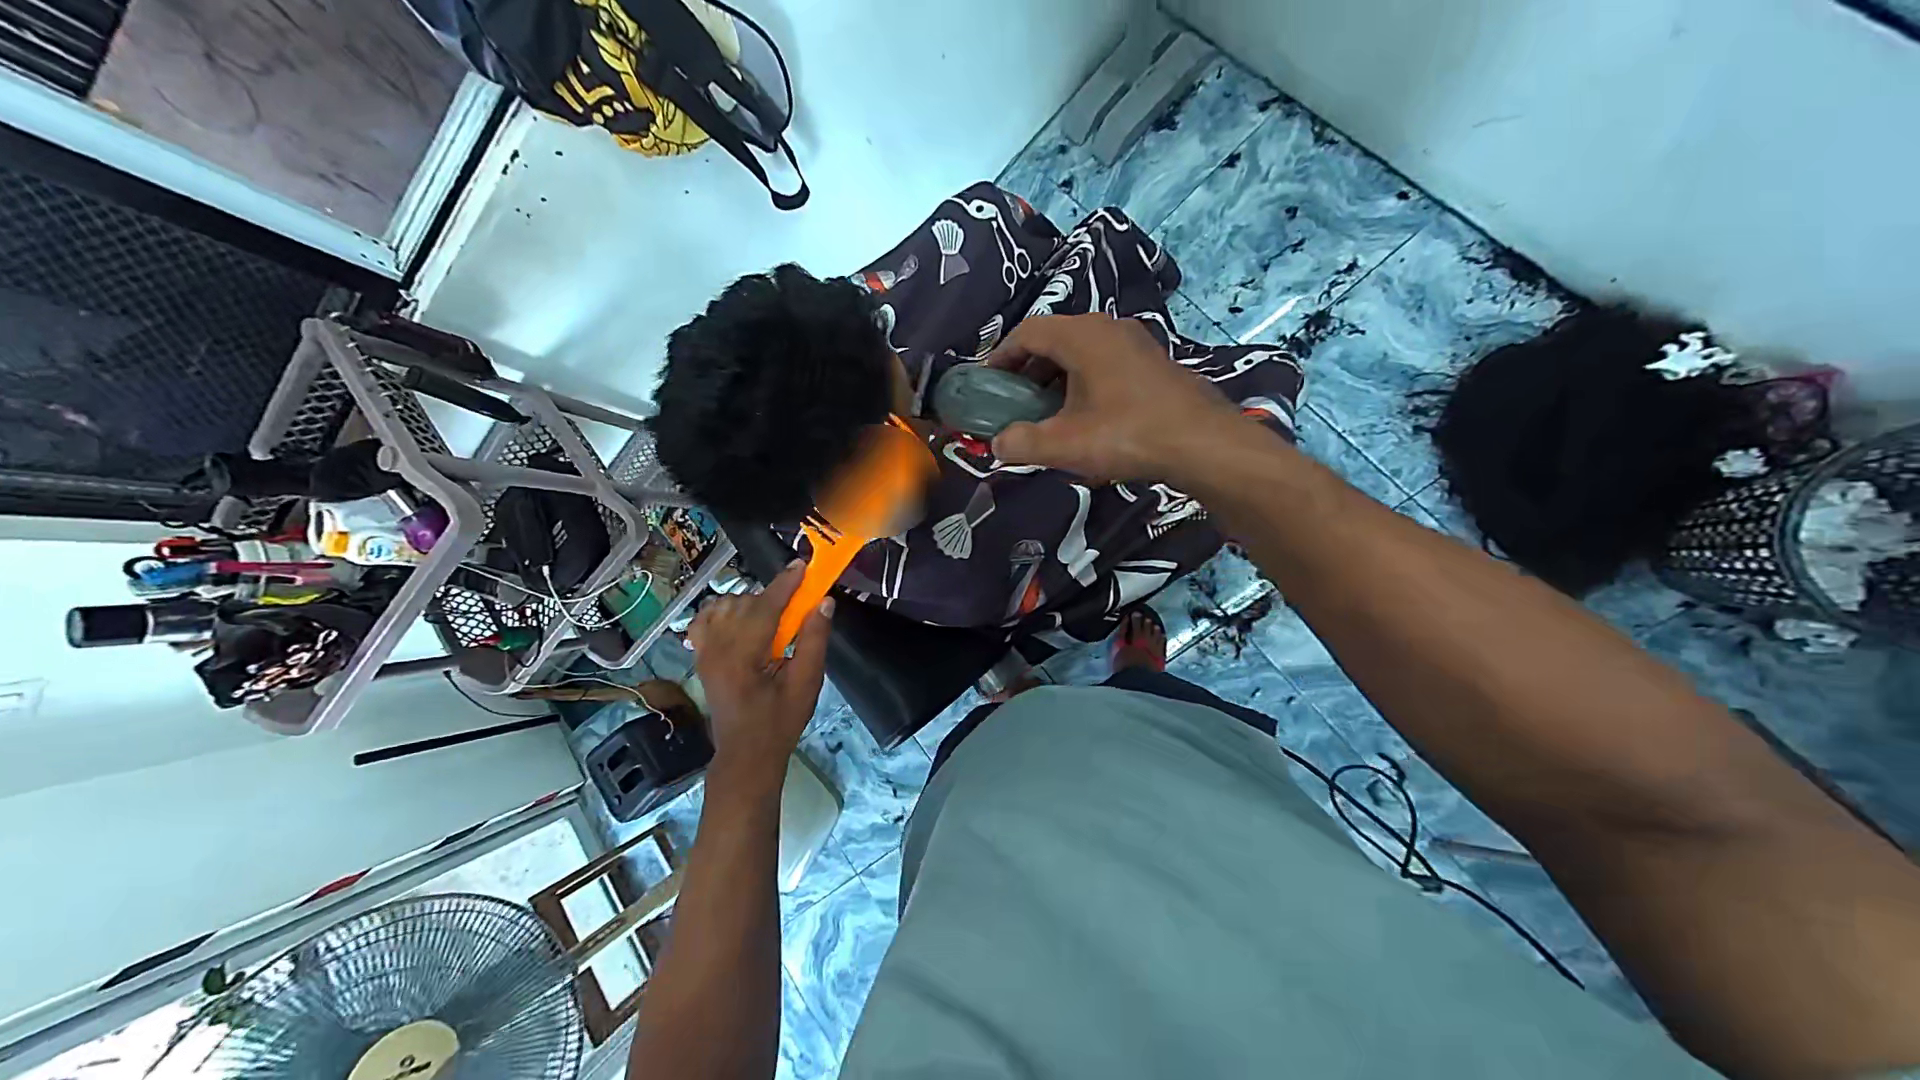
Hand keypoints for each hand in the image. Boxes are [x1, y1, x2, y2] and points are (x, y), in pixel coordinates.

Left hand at [687, 560, 832, 779]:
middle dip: (773, 597)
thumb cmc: (781, 721)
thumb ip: (814, 640)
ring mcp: (704, 652)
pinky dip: (723, 611)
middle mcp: (717, 649)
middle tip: (798, 606)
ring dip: (750, 604)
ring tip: (772, 620)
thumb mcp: (806, 683)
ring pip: (724, 606)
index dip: (785, 584)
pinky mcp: (700, 656)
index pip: (765, 607)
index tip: (802, 565)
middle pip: (745, 603)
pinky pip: (706, 619)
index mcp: (743, 657)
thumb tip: (823, 602)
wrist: (746, 753)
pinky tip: (741, 621)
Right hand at [986, 314, 1244, 482]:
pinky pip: (1104, 362)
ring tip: (1045, 412)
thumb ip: (1021, 443)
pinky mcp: (1153, 361)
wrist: (1202, 443)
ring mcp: (1135, 341)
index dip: (1001, 356)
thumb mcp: (1064, 444)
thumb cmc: (1126, 434)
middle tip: (1014, 401)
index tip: (987, 383)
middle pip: (1054, 339)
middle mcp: (1107, 327)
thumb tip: (996, 444)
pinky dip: (1083, 381)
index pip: (1026, 332)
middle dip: (1027, 369)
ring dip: (1056, 377)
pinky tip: (1084, 415)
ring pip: (1081, 351)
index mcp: (1081, 334)